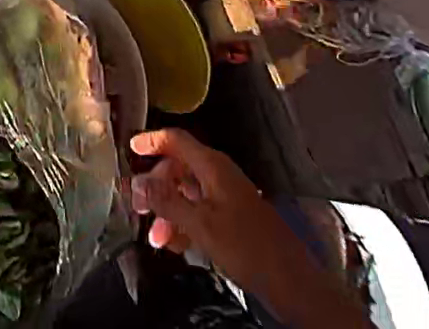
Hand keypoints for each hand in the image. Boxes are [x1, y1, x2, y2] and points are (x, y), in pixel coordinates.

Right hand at [130, 129, 369, 328]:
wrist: (296, 287)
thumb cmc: (250, 248)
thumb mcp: (199, 223)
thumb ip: (165, 200)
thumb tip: (136, 184)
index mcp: (212, 167)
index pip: (174, 140)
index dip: (150, 141)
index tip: (131, 149)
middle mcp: (220, 176)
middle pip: (177, 169)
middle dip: (155, 188)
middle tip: (139, 205)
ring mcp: (229, 198)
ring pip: (187, 194)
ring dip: (168, 212)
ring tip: (157, 237)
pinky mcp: (235, 220)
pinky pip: (200, 212)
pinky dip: (184, 224)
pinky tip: (177, 244)